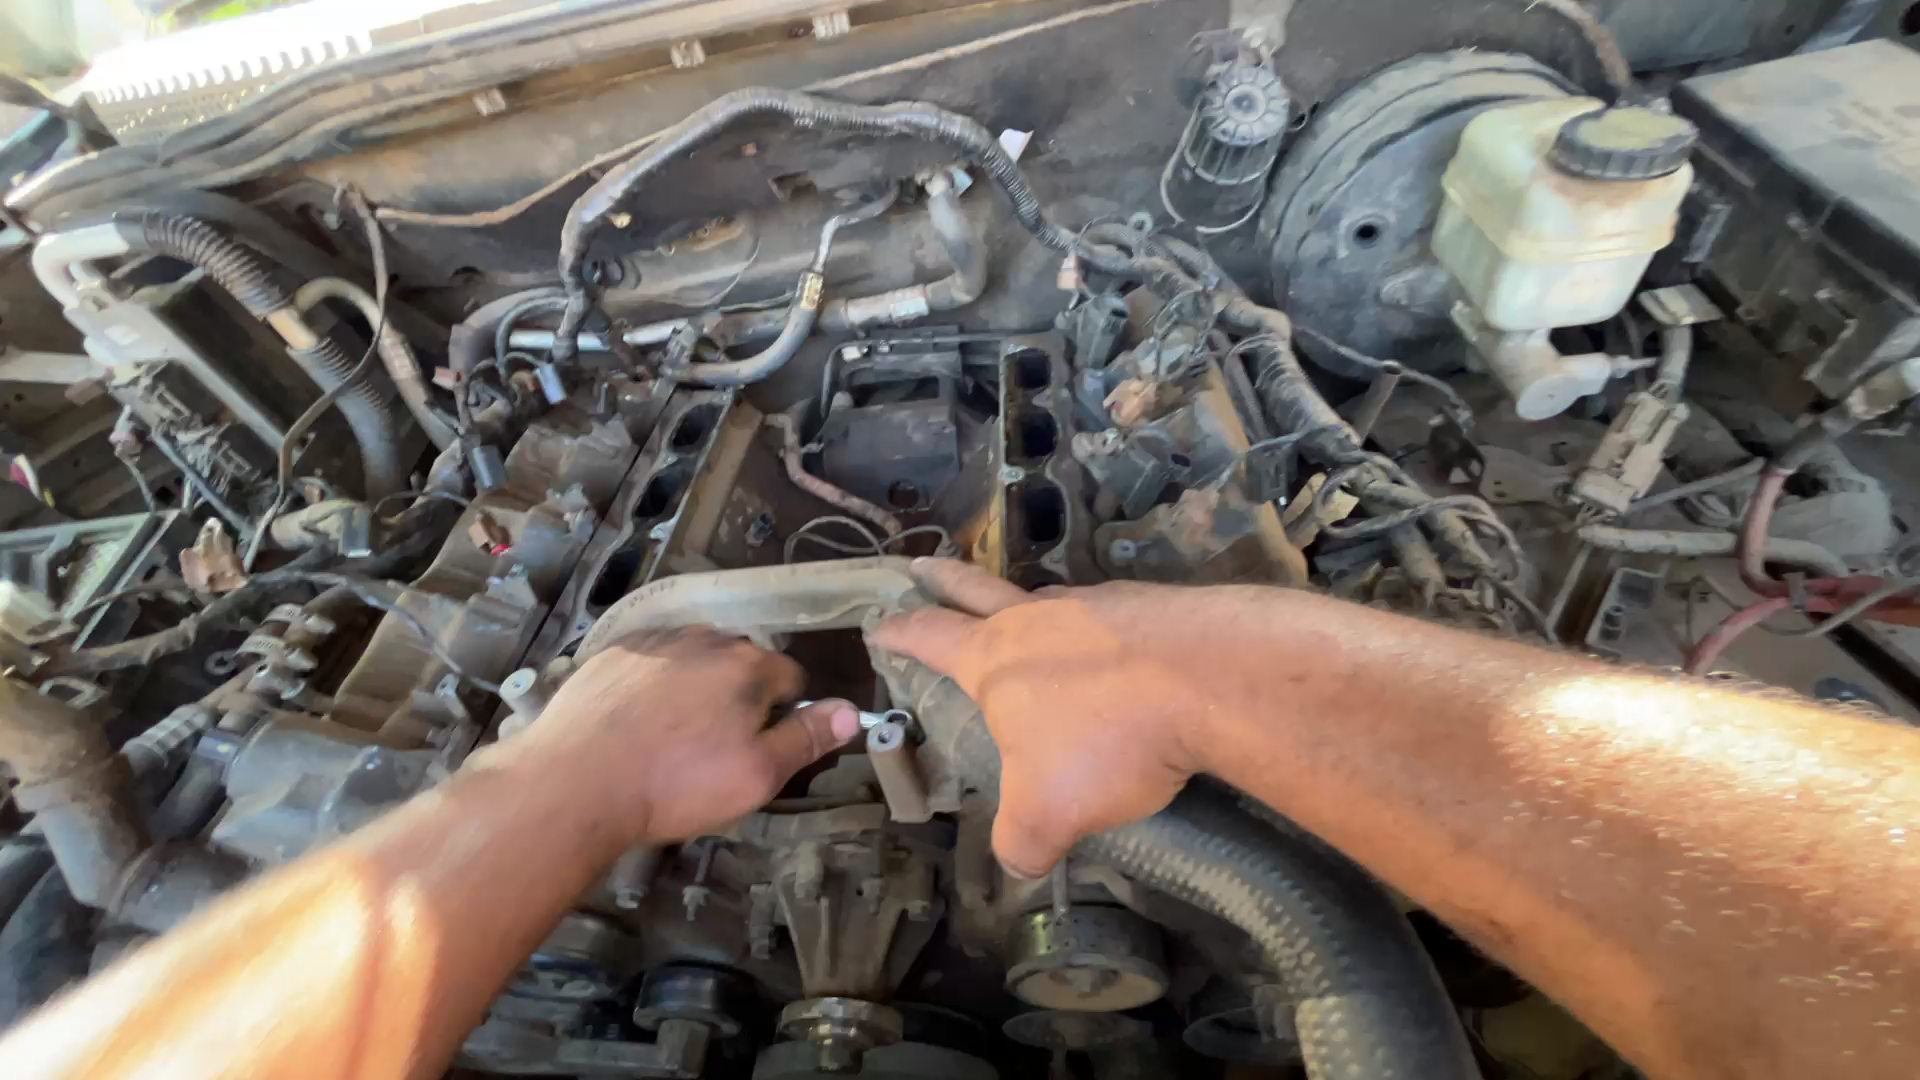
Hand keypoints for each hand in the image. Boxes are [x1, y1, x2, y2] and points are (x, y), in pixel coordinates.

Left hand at [506, 627, 861, 849]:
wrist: (572, 783)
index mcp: (750, 666)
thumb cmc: (676, 783)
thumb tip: (853, 712)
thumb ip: (808, 738)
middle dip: (739, 697)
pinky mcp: (614, 652)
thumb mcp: (757, 774)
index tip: (756, 748)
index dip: (782, 715)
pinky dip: (655, 682)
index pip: (791, 679)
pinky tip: (635, 720)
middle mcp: (709, 639)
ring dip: (697, 686)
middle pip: (743, 665)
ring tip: (670, 735)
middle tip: (712, 748)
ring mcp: (657, 640)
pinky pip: (653, 661)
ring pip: (697, 659)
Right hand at [872, 559, 1250, 877]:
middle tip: (921, 567)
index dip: (898, 631)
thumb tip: (1016, 864)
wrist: (1204, 677)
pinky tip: (1115, 655)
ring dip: (1027, 607)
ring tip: (1030, 623)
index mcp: (994, 657)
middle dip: (941, 579)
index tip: (876, 621)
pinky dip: (1097, 632)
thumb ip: (1021, 841)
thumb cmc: (1104, 738)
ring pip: (1045, 601)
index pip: (930, 636)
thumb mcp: (1048, 810)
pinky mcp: (1145, 607)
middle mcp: (1036, 618)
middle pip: (974, 588)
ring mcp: (1092, 605)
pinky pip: (1106, 618)